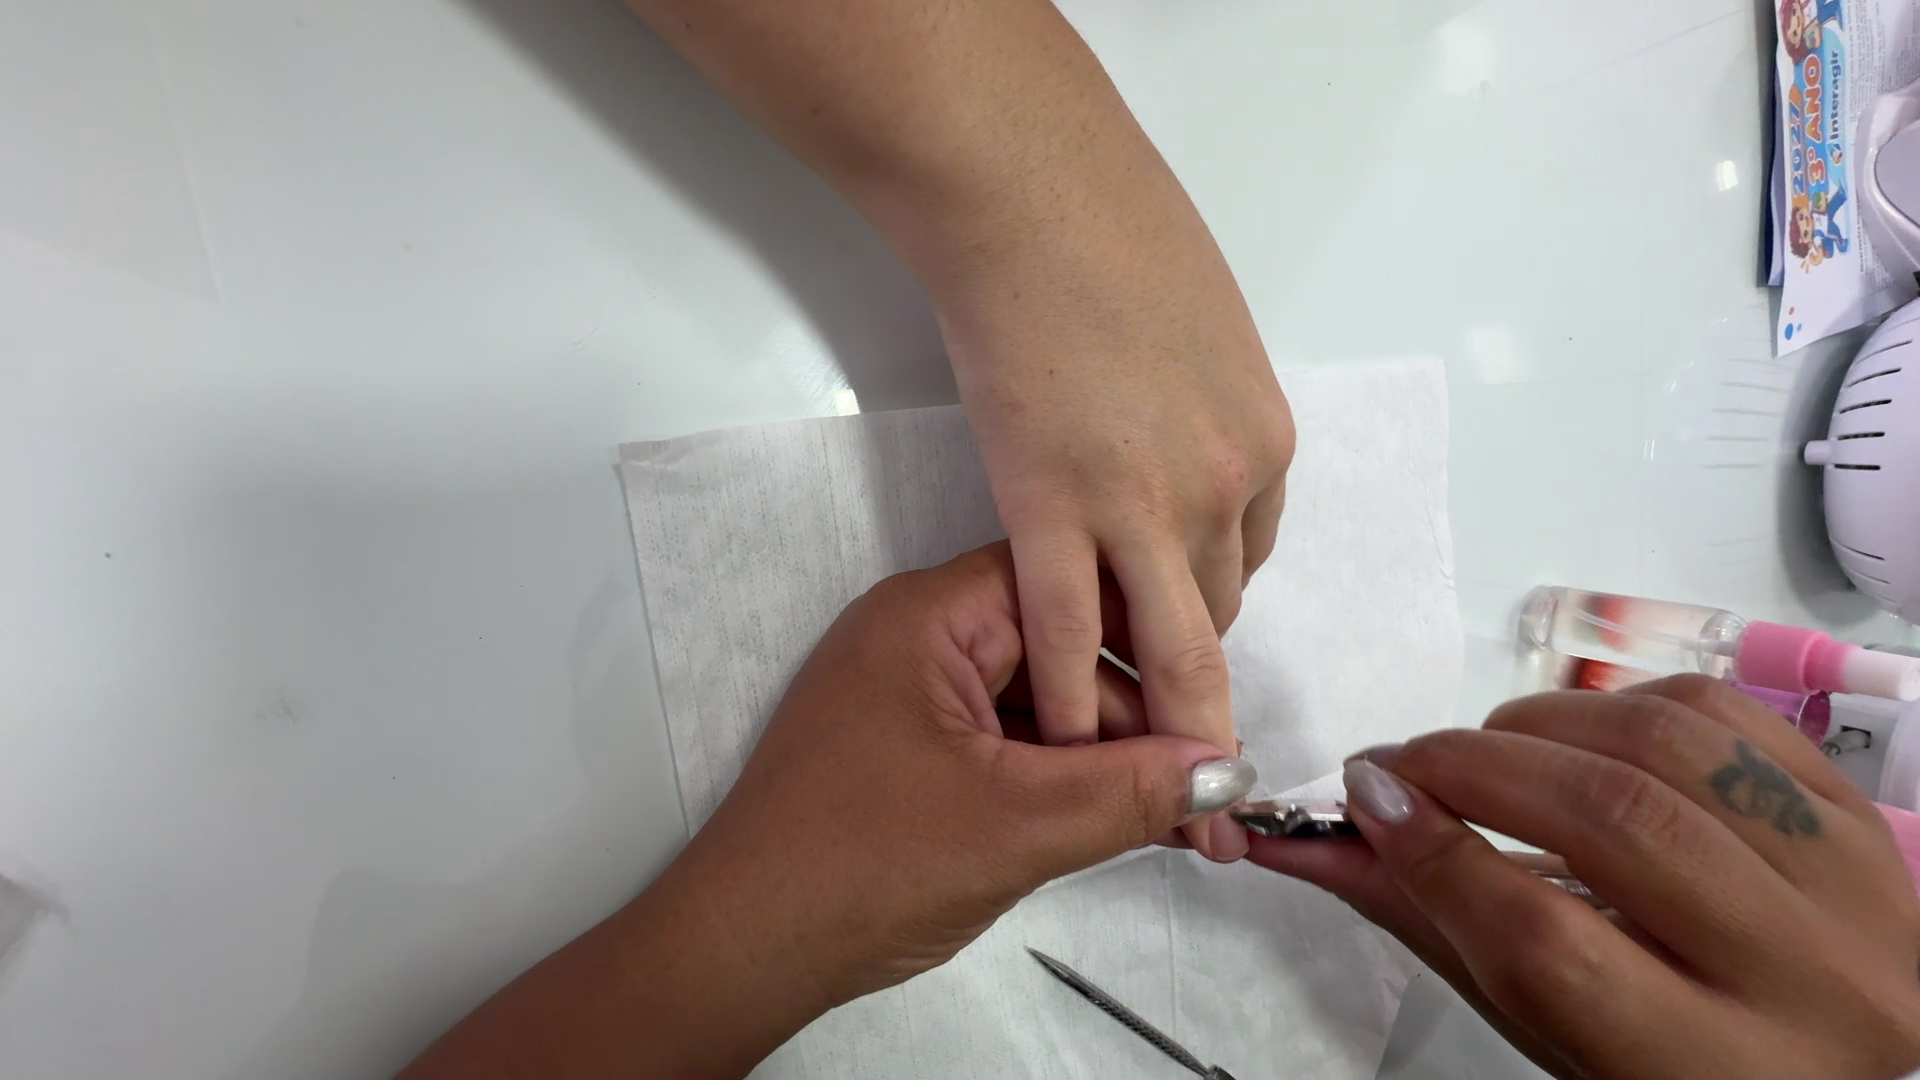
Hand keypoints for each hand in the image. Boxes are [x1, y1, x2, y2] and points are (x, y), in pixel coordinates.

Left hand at [686, 542, 1257, 1005]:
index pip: (1065, 584)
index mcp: (933, 614)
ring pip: (1040, 703)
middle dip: (1137, 724)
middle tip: (1211, 791)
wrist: (746, 948)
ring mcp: (920, 690)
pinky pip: (1010, 739)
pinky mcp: (920, 741)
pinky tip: (1123, 818)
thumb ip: (1130, 792)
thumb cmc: (864, 864)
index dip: (1147, 631)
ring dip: (1107, 760)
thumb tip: (1226, 769)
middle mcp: (925, 634)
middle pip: (1060, 650)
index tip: (1214, 695)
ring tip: (1185, 823)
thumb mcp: (1014, 825)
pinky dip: (1064, 776)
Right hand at [934, 189, 1292, 862]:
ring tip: (1146, 790)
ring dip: (1154, 720)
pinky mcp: (1057, 503)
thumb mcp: (1196, 330)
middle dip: (1202, 696)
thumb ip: (1202, 417)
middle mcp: (1224, 483)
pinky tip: (1062, 741)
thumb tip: (1174, 459)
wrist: (1035, 194)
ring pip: (1165, 640)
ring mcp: (1146, 500)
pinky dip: (1070, 693)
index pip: (1245, 556)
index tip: (1171, 632)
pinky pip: (1071, 625)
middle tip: (1196, 763)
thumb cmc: (1112, 241)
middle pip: (1214, 613)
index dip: (1203, 604)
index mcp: (1261, 440)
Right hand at [1253, 676, 1919, 1079]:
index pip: (1543, 939)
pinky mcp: (1853, 811)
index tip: (1360, 799)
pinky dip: (1612, 702)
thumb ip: (1420, 919)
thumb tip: (1299, 841)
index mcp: (1717, 1068)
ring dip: (1530, 727)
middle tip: (1394, 769)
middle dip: (1463, 769)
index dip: (1431, 853)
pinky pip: (1718, 710)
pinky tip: (1574, 741)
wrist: (1854, 1061)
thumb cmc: (1662, 1061)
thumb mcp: (1537, 1023)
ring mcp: (1854, 880)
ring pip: (1659, 744)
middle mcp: (1816, 976)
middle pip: (1606, 818)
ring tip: (1483, 756)